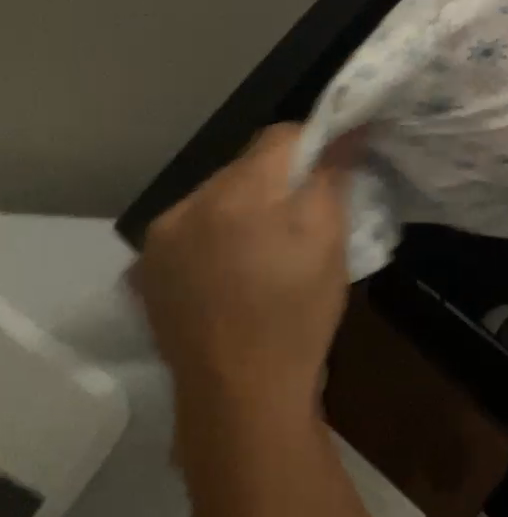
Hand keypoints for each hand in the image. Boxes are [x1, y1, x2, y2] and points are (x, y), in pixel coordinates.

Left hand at [136, 124, 359, 415]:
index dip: (320, 144)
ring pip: (219, 201)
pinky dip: (224, 239)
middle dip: (285, 180)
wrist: (241, 387)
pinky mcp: (148, 275)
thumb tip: (349, 130)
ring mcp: (158, 244)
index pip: (281, 136)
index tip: (346, 170)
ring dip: (252, 209)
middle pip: (247, 168)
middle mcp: (185, 208)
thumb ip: (332, 175)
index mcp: (236, 194)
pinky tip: (246, 271)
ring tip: (282, 247)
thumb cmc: (299, 307)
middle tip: (321, 214)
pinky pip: (195, 234)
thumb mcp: (331, 236)